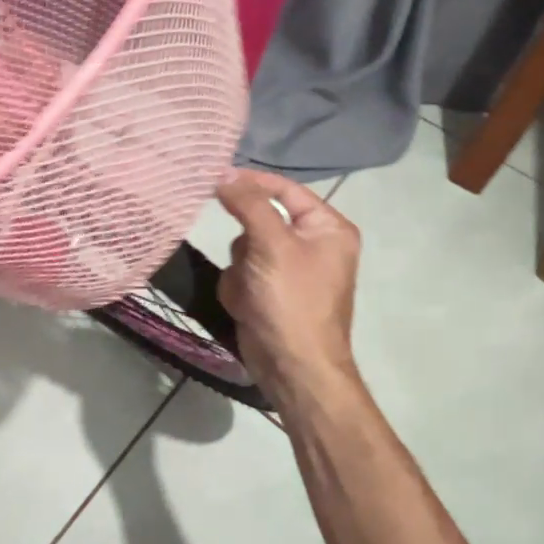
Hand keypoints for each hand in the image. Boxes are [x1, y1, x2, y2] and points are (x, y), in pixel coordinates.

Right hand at [214, 170, 362, 404]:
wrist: (293, 370)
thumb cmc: (292, 302)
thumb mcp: (272, 246)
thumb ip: (248, 204)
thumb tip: (223, 173)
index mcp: (327, 228)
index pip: (285, 189)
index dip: (251, 183)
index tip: (215, 178)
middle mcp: (312, 244)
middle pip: (258, 220)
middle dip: (247, 246)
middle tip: (253, 264)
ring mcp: (288, 270)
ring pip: (242, 249)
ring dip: (240, 271)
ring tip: (253, 294)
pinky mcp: (269, 292)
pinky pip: (240, 274)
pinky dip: (238, 290)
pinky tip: (249, 309)